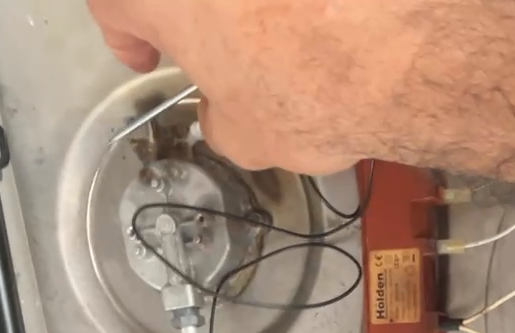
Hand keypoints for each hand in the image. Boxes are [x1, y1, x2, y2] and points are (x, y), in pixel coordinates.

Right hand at [84, 0, 433, 172]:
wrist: (403, 49)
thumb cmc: (315, 87)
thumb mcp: (249, 137)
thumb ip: (218, 120)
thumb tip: (224, 115)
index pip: (111, 3)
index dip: (126, 35)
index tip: (145, 54)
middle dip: (192, 13)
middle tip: (216, 45)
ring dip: (249, 7)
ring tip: (283, 32)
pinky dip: (303, 2)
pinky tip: (321, 12)